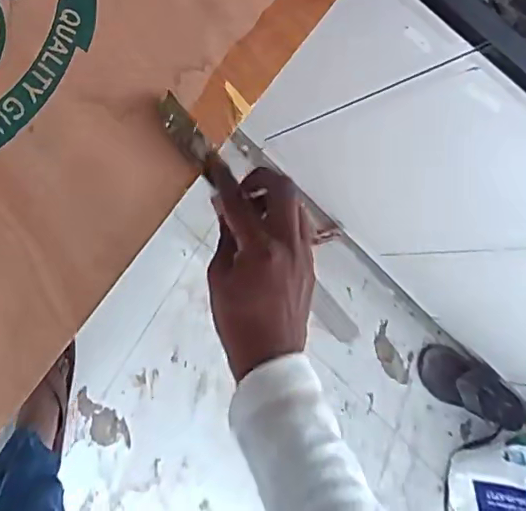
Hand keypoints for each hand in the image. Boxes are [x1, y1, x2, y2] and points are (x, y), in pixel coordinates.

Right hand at [205, 162, 313, 381]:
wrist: (272, 360)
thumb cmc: (237, 322)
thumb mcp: (219, 276)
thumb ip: (225, 236)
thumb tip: (225, 207)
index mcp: (261, 249)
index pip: (240, 202)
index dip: (224, 180)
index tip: (215, 166)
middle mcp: (289, 244)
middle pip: (283, 188)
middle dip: (259, 179)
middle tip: (241, 190)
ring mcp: (304, 253)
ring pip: (295, 203)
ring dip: (273, 197)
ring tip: (253, 211)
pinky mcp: (310, 262)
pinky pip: (300, 224)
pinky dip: (283, 216)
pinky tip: (265, 231)